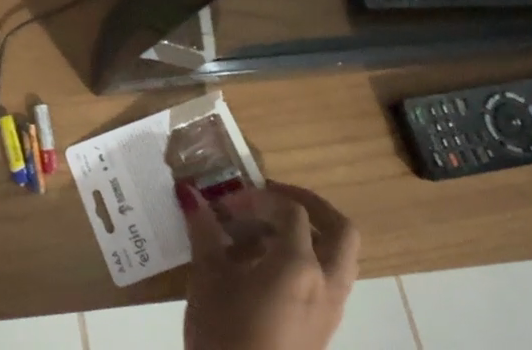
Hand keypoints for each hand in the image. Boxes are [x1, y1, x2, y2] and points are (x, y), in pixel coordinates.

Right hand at [177, 180, 359, 349]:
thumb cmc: (224, 335)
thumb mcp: (207, 279)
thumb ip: (204, 232)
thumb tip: (190, 195)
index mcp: (300, 265)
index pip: (290, 211)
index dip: (257, 198)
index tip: (224, 204)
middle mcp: (326, 283)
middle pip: (341, 230)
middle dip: (311, 206)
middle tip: (272, 199)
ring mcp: (330, 310)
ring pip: (340, 258)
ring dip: (311, 236)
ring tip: (265, 235)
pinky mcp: (323, 331)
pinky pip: (328, 282)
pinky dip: (307, 263)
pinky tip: (265, 270)